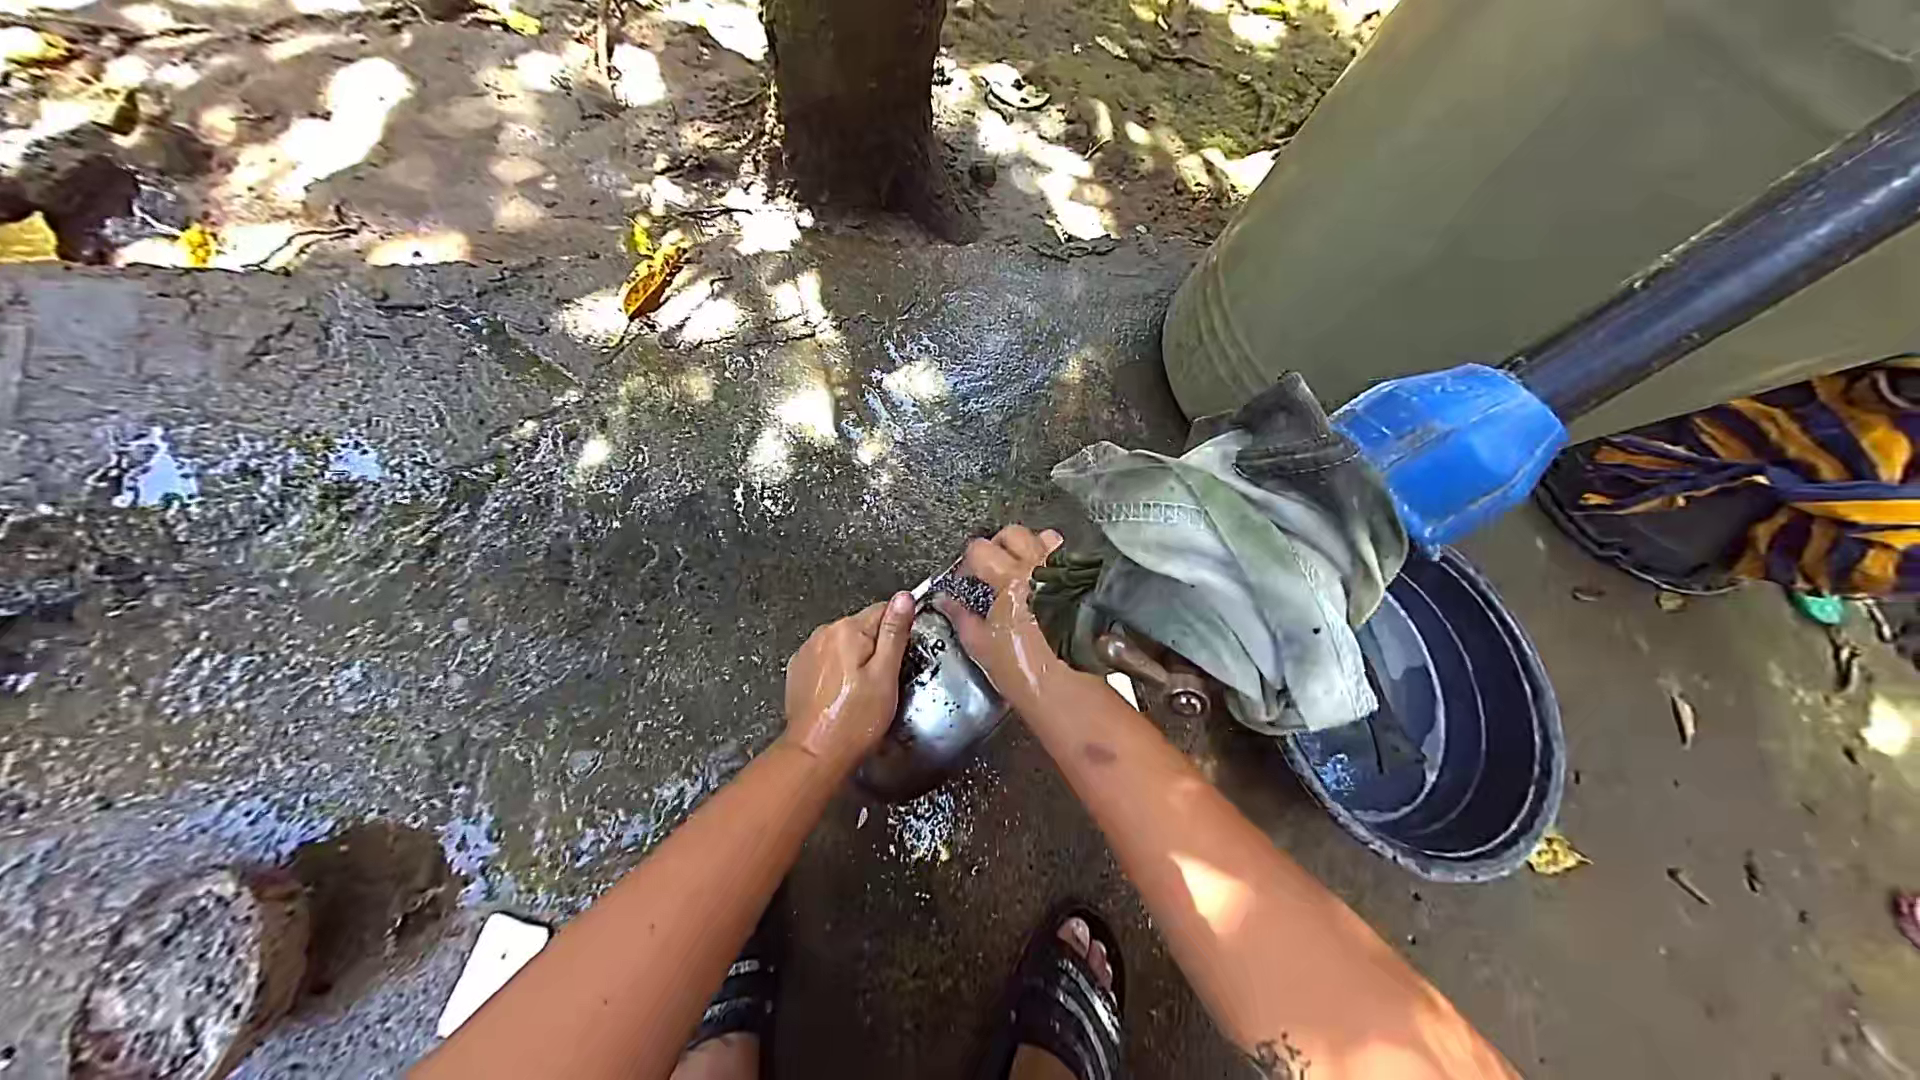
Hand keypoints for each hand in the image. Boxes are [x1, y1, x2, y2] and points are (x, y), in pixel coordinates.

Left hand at [783, 591, 916, 770]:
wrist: (815, 754)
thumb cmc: (854, 721)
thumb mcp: (885, 676)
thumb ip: (894, 633)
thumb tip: (904, 598)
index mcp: (847, 631)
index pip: (883, 610)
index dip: (898, 633)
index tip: (900, 657)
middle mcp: (823, 634)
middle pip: (863, 628)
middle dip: (876, 649)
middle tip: (882, 682)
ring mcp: (808, 651)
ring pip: (845, 644)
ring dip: (856, 660)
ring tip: (862, 693)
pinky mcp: (799, 669)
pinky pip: (827, 660)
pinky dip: (837, 672)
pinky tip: (843, 695)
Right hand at [931, 525, 1085, 705]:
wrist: (1063, 689)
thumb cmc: (1025, 670)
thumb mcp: (980, 643)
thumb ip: (960, 615)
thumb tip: (946, 601)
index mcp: (1010, 581)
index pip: (979, 549)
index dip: (967, 563)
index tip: (966, 578)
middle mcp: (1038, 571)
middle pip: (1012, 534)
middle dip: (997, 547)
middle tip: (990, 569)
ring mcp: (1061, 576)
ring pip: (1043, 537)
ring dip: (1027, 548)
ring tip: (1019, 570)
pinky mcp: (1078, 586)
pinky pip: (1065, 558)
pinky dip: (1051, 562)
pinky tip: (1043, 582)